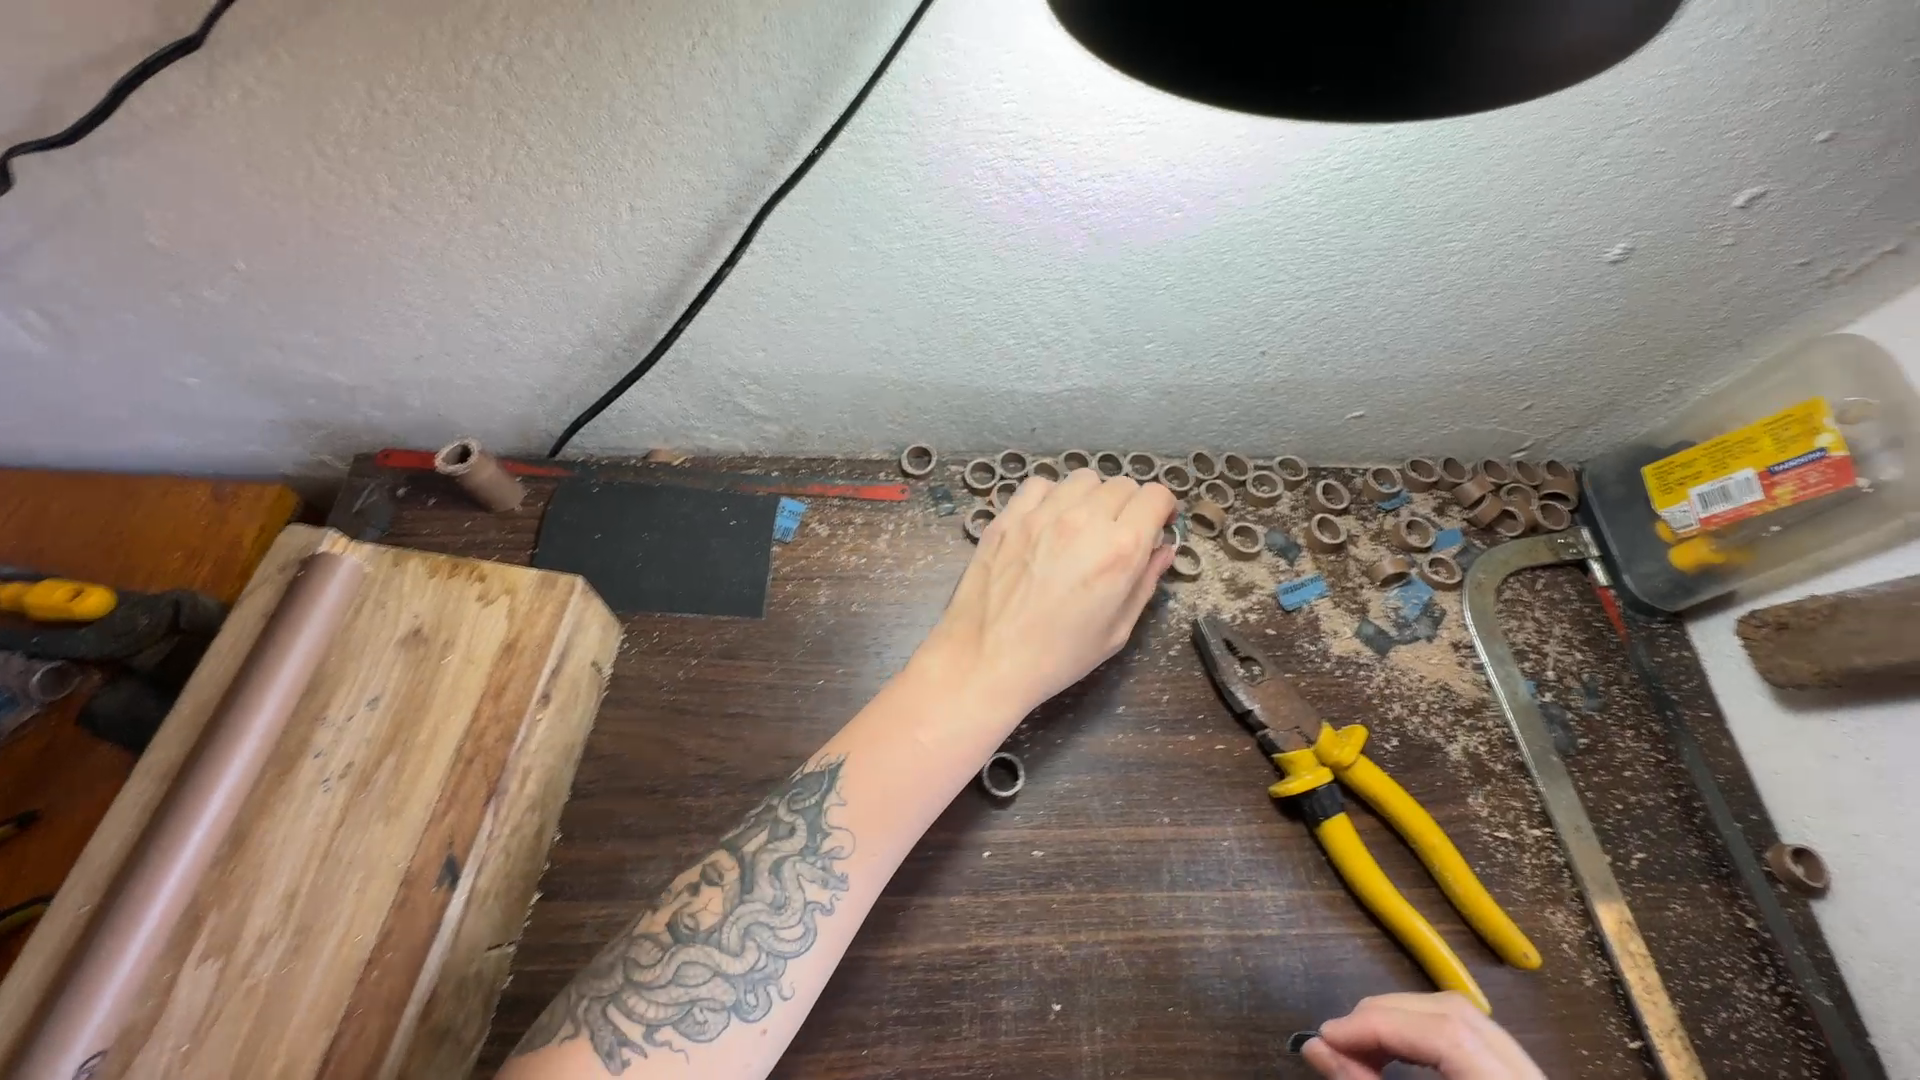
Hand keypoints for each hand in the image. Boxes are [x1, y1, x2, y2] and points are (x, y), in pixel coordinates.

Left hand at [913, 468, 1175, 715]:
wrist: (985, 660)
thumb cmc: (1057, 656)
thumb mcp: (1117, 631)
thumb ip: (1145, 582)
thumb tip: (1163, 549)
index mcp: (1120, 549)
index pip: (1156, 496)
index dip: (1162, 509)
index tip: (1156, 525)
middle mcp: (1084, 521)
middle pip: (1121, 484)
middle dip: (1130, 506)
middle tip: (1118, 534)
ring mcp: (1041, 515)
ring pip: (1082, 479)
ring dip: (1092, 497)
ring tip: (1083, 526)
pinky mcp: (1008, 517)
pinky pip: (1040, 485)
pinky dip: (1052, 496)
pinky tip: (1048, 522)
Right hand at [1302, 993, 1546, 1079]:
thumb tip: (1314, 1046)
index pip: (1446, 1034)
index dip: (1379, 1026)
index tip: (1326, 1037)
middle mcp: (1534, 1077)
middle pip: (1454, 1014)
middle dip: (1385, 1019)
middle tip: (1340, 1045)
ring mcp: (1534, 1076)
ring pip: (1464, 1019)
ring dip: (1402, 1024)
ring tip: (1364, 1052)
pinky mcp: (1520, 1079)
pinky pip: (1474, 1040)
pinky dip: (1426, 1040)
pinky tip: (1398, 1059)